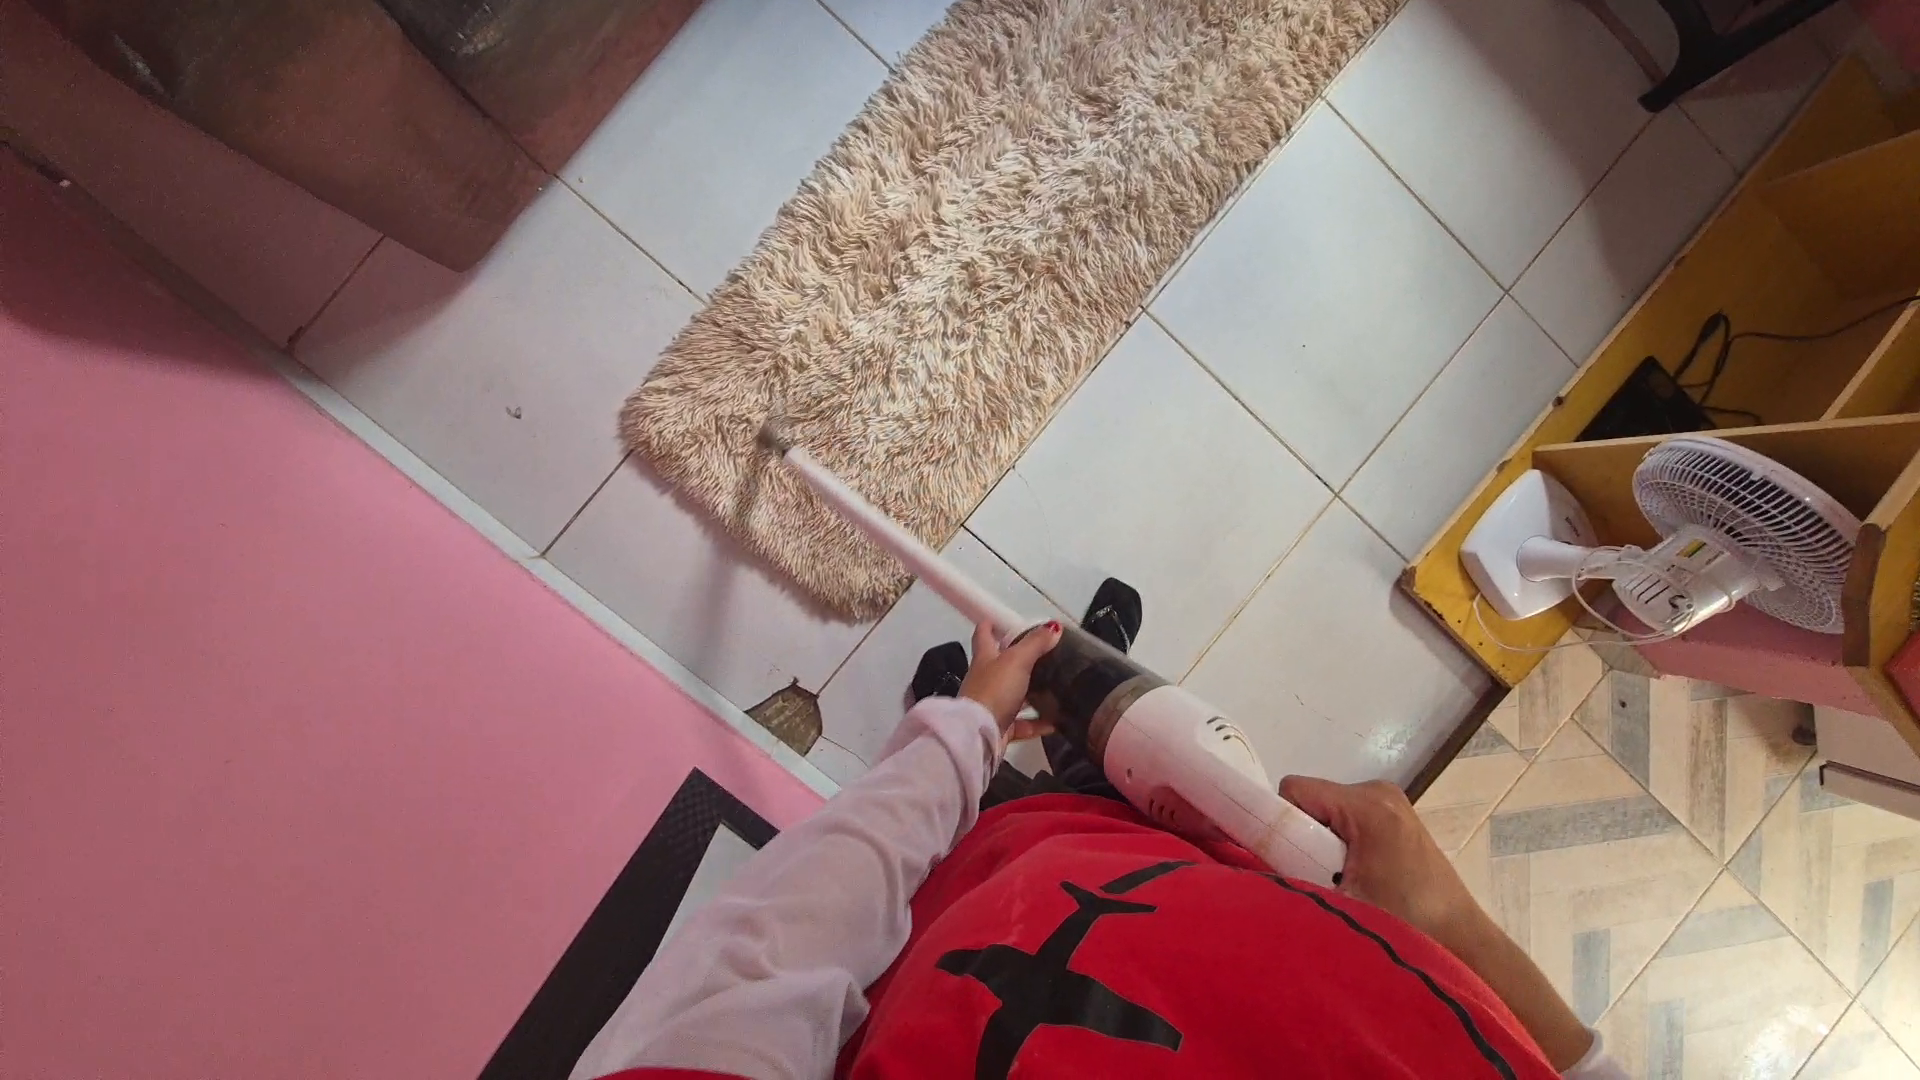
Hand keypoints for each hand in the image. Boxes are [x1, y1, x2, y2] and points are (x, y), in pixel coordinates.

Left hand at [958, 620, 1061, 740]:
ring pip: (1015, 695)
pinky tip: (1056, 722)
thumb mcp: (1017, 660)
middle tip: (1045, 654)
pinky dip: (1038, 723)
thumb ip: (1035, 644)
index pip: (984, 634)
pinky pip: (1022, 724)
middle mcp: (985, 679)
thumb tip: (1054, 627)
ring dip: (1033, 693)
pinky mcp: (1000, 727)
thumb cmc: (995, 689)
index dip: (990, 624)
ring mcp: (992, 704)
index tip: (1000, 618)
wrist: (980, 734)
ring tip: (1057, 688)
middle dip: (1020, 660)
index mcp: (985, 658)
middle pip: (1002, 665)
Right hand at [1278, 776, 1491, 953]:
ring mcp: (1390, 801)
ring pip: (1325, 809)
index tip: (1294, 863)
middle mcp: (1378, 791)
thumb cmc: (1406, 925)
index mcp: (1367, 805)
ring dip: (1322, 842)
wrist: (1466, 947)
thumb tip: (1246, 868)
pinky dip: (1340, 842)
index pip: (1294, 791)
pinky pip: (1344, 816)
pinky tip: (1358, 875)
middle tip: (1321, 879)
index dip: (1282, 824)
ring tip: (1342, 881)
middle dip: (1303, 836)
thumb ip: (1292, 878)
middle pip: (1309, 800)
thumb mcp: (1340, 903)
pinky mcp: (1395, 814)